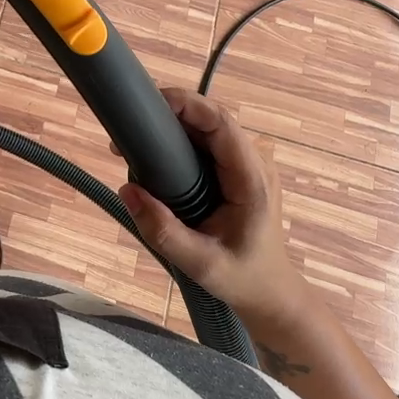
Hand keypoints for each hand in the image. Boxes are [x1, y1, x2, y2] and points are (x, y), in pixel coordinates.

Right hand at [118, 89, 305, 319]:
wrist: (272, 294)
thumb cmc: (243, 279)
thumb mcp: (201, 263)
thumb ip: (164, 232)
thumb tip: (127, 191)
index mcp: (252, 179)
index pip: (222, 123)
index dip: (187, 104)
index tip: (149, 103)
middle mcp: (253, 163)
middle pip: (212, 118)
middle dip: (171, 111)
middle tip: (130, 124)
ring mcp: (245, 165)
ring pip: (207, 127)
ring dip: (172, 124)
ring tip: (133, 137)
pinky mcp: (234, 172)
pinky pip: (205, 142)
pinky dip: (178, 139)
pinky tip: (152, 151)